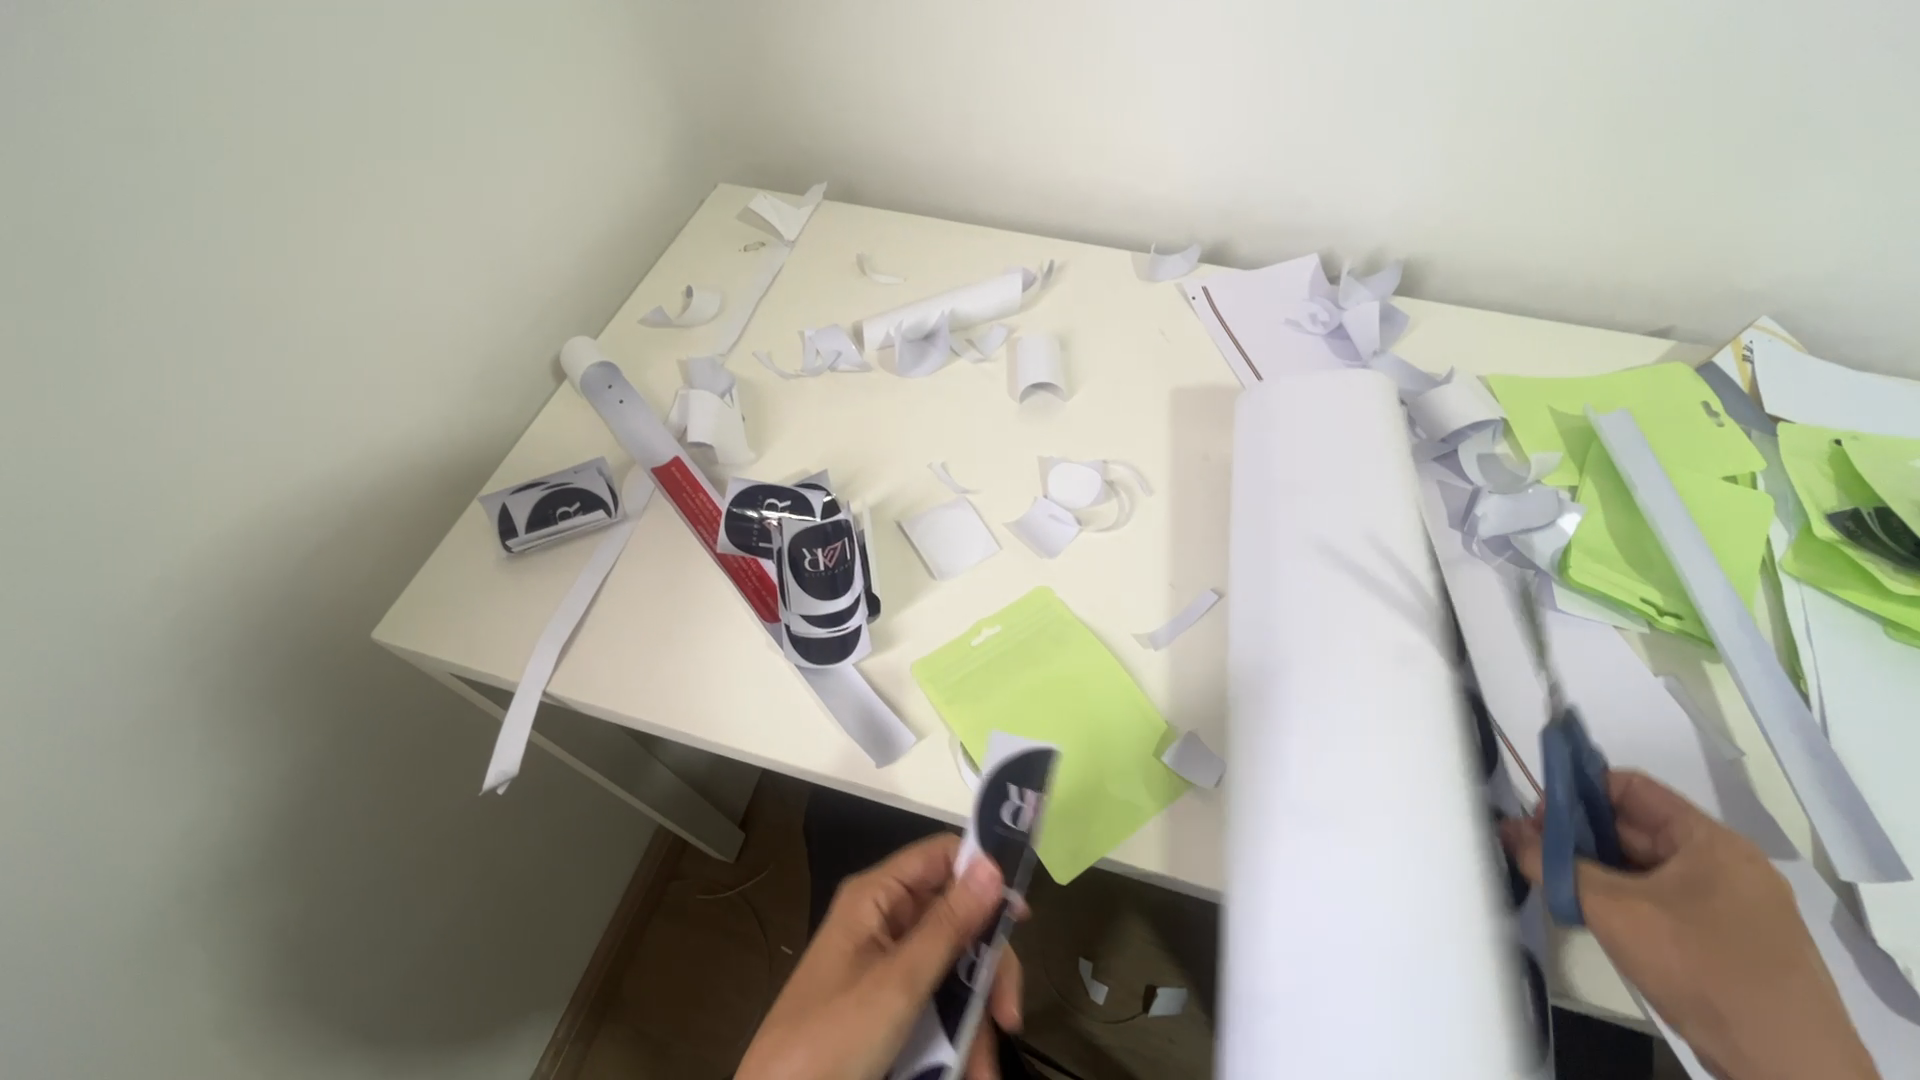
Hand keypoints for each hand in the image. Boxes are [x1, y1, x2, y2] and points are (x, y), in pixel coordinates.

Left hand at [737, 834, 1023, 1079]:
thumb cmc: (832, 1035)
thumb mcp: (898, 983)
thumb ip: (949, 924)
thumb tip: (994, 865)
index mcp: (878, 896)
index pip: (942, 856)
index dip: (984, 875)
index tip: (1020, 917)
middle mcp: (887, 920)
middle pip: (958, 919)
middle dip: (987, 967)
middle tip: (1007, 1016)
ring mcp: (889, 963)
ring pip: (955, 966)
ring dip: (976, 1014)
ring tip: (983, 1067)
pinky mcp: (892, 1003)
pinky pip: (939, 1002)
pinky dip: (958, 1035)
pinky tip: (969, 1069)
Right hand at [1502, 770, 1878, 1079]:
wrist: (1786, 1065)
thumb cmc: (1701, 966)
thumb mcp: (1612, 909)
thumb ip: (1553, 864)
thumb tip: (1507, 829)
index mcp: (1710, 841)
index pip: (1631, 788)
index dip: (1578, 791)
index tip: (1536, 814)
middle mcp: (1724, 864)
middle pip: (1635, 827)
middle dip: (1579, 834)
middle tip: (1532, 851)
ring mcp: (1728, 905)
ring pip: (1643, 867)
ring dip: (1595, 870)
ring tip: (1553, 883)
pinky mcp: (1724, 940)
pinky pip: (1659, 900)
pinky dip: (1620, 899)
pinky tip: (1590, 915)